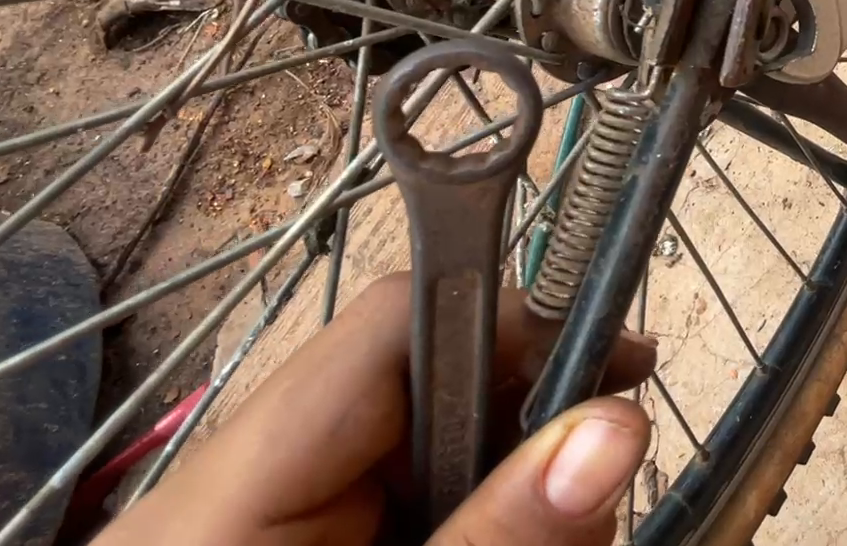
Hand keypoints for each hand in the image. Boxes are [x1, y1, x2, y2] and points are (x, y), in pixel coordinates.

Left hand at [100, 274, 655, 545]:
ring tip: (555, 536)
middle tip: (603, 476)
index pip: (395, 324)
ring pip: (444, 427)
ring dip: (520, 475)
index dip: (518, 322)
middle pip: (430, 374)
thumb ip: (502, 541)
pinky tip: (513, 537)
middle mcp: (244, 477)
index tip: (620, 365)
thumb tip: (621, 425)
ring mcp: (275, 506)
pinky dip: (491, 507)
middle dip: (533, 418)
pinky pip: (427, 478)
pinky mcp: (313, 530)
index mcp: (224, 496)